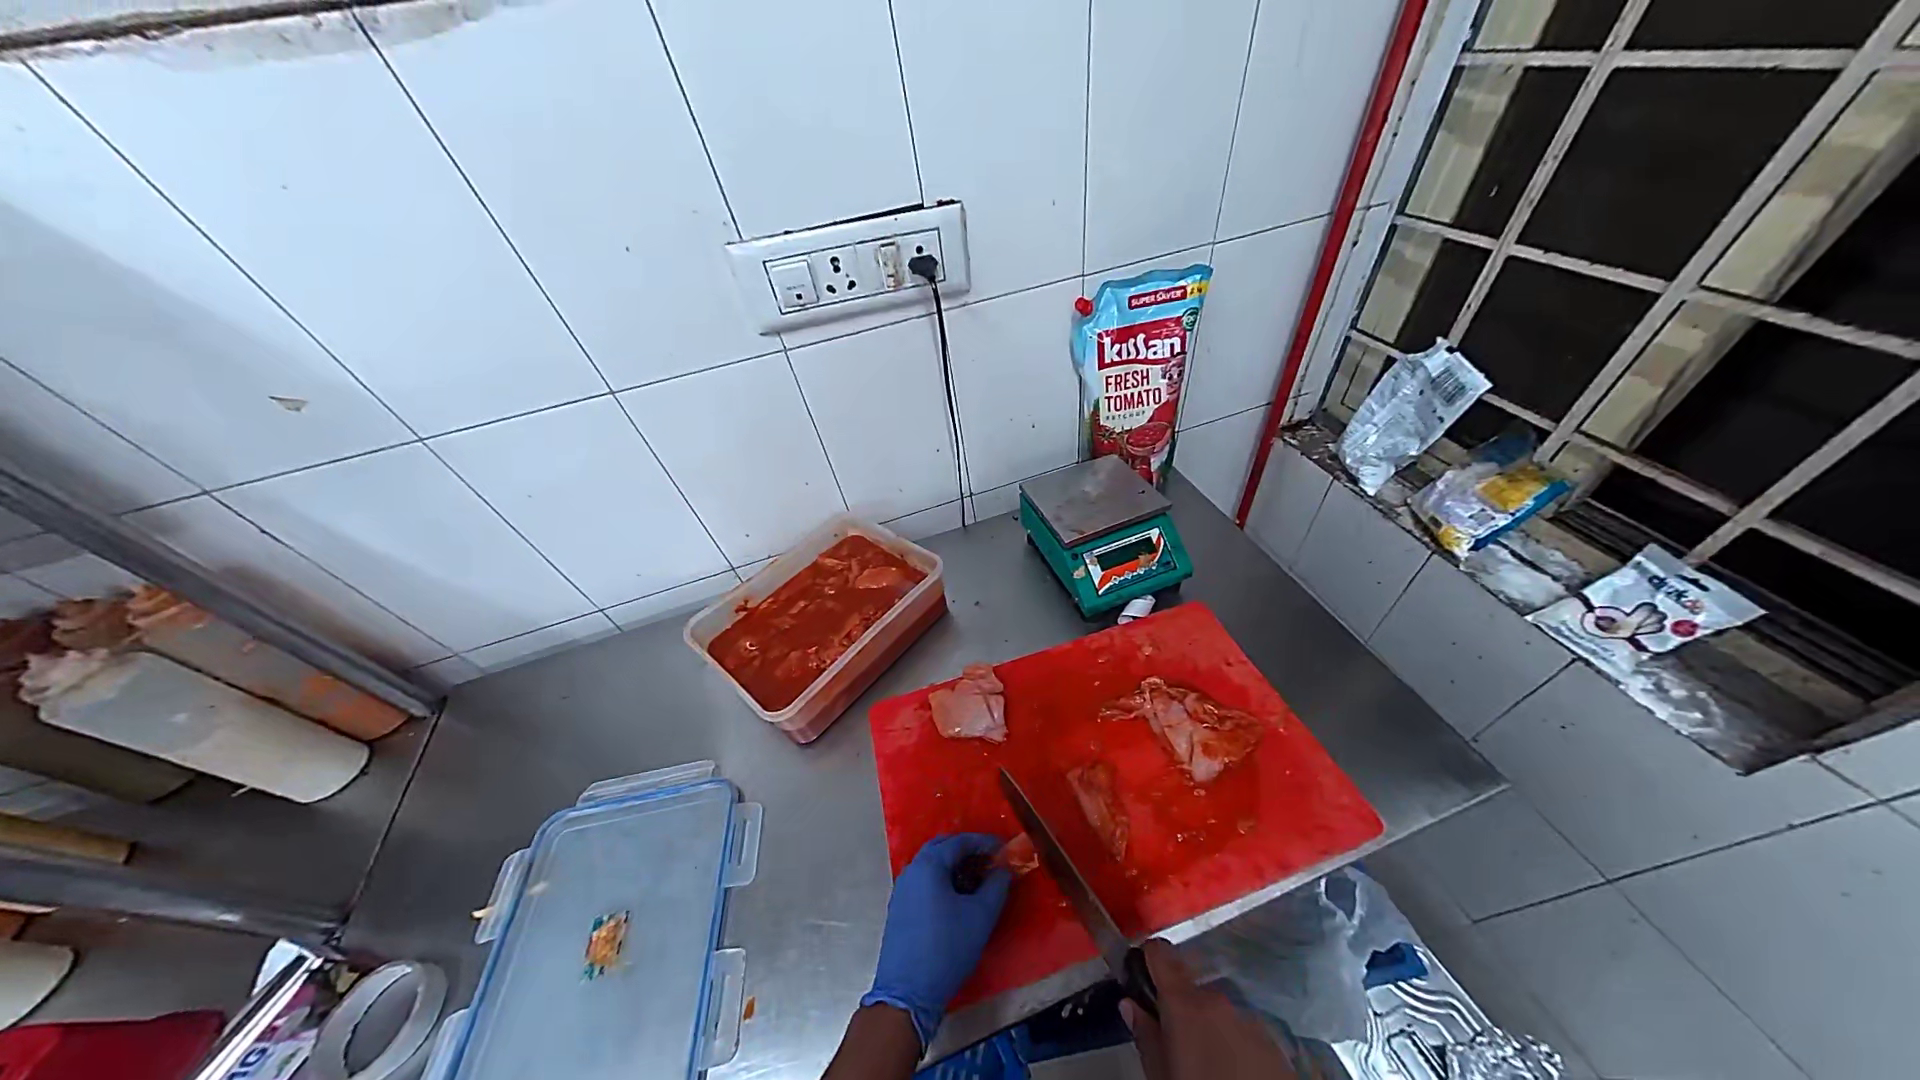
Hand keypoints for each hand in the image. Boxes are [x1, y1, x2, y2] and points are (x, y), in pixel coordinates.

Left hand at [859, 833, 1011, 1045]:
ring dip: (954, 865)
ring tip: (978, 879)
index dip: (985, 842)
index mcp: (929, 865)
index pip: (960, 841)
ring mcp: (902, 889)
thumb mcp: (981, 916)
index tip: (1005, 850)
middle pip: (942, 847)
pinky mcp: (899, 907)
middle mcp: (912, 870)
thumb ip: (997, 886)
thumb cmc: (947, 948)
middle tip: (991, 861)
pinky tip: (957, 898)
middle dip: (968, 850)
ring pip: (931, 864)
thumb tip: (1004, 868)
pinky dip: (942, 879)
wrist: (908, 992)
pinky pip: (924, 881)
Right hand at [1122, 939, 1297, 1079]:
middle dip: (1181, 1006)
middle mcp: (1217, 1001)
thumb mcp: (1161, 1075)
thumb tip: (1130, 1003)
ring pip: (1218, 1011)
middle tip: (1175, 1038)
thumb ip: (1145, 1035)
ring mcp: (1249, 1020)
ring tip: (1208, 1061)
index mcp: (1184, 1003)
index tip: (1141, 972)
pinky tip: (1235, 1071)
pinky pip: (1244, 1031)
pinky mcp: (1275, 1044)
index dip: (1149, 957)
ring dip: (1209, 1025)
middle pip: (1191, 988)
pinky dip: (1235, 1043)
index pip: (1161, 953)